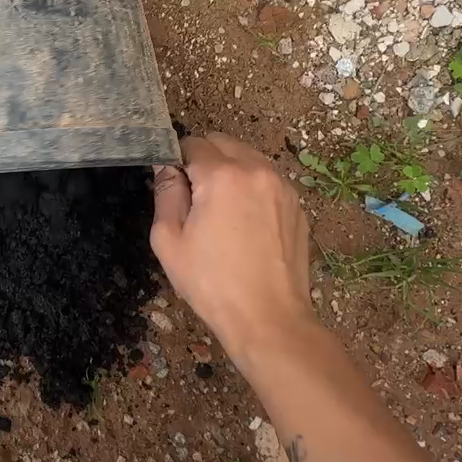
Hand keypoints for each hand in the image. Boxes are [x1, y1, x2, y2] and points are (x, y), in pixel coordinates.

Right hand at [149, 132, 315, 349]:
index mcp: (222, 176)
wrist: (269, 319)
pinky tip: (245, 223)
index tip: (174, 188)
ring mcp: (282, 187)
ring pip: (247, 157)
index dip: (176, 161)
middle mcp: (256, 171)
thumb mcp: (169, 240)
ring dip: (229, 170)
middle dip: (203, 160)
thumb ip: (165, 193)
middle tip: (195, 198)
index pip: (191, 144)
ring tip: (221, 211)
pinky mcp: (297, 205)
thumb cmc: (211, 282)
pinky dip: (251, 187)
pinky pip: (266, 179)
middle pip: (221, 142)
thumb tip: (166, 167)